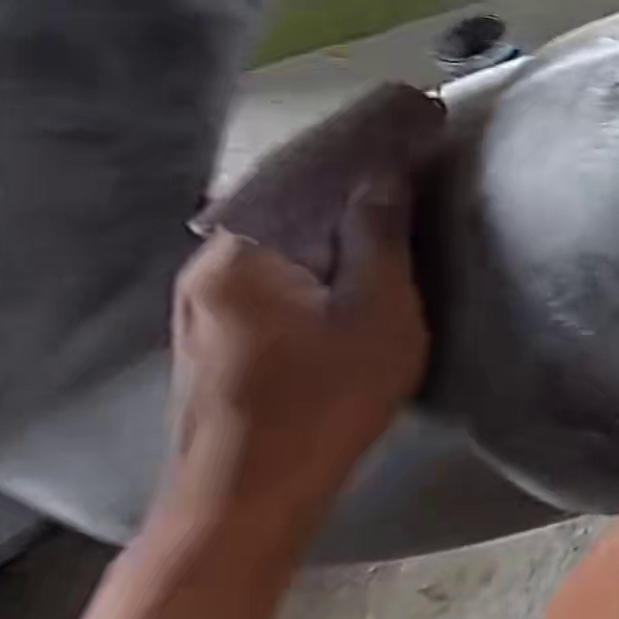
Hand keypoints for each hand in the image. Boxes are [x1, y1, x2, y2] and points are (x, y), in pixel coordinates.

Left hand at [165, 173, 426, 520]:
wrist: (245, 501)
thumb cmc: (324, 400)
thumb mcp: (376, 312)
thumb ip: (378, 236)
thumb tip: (382, 176)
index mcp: (243, 250)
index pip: (308, 168)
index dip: (366, 141)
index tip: (415, 117)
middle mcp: (209, 263)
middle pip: (287, 194)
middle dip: (349, 170)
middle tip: (407, 148)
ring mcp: (204, 299)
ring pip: (278, 229)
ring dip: (331, 205)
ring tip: (386, 184)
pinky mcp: (214, 329)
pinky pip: (271, 259)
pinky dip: (313, 239)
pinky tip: (346, 241)